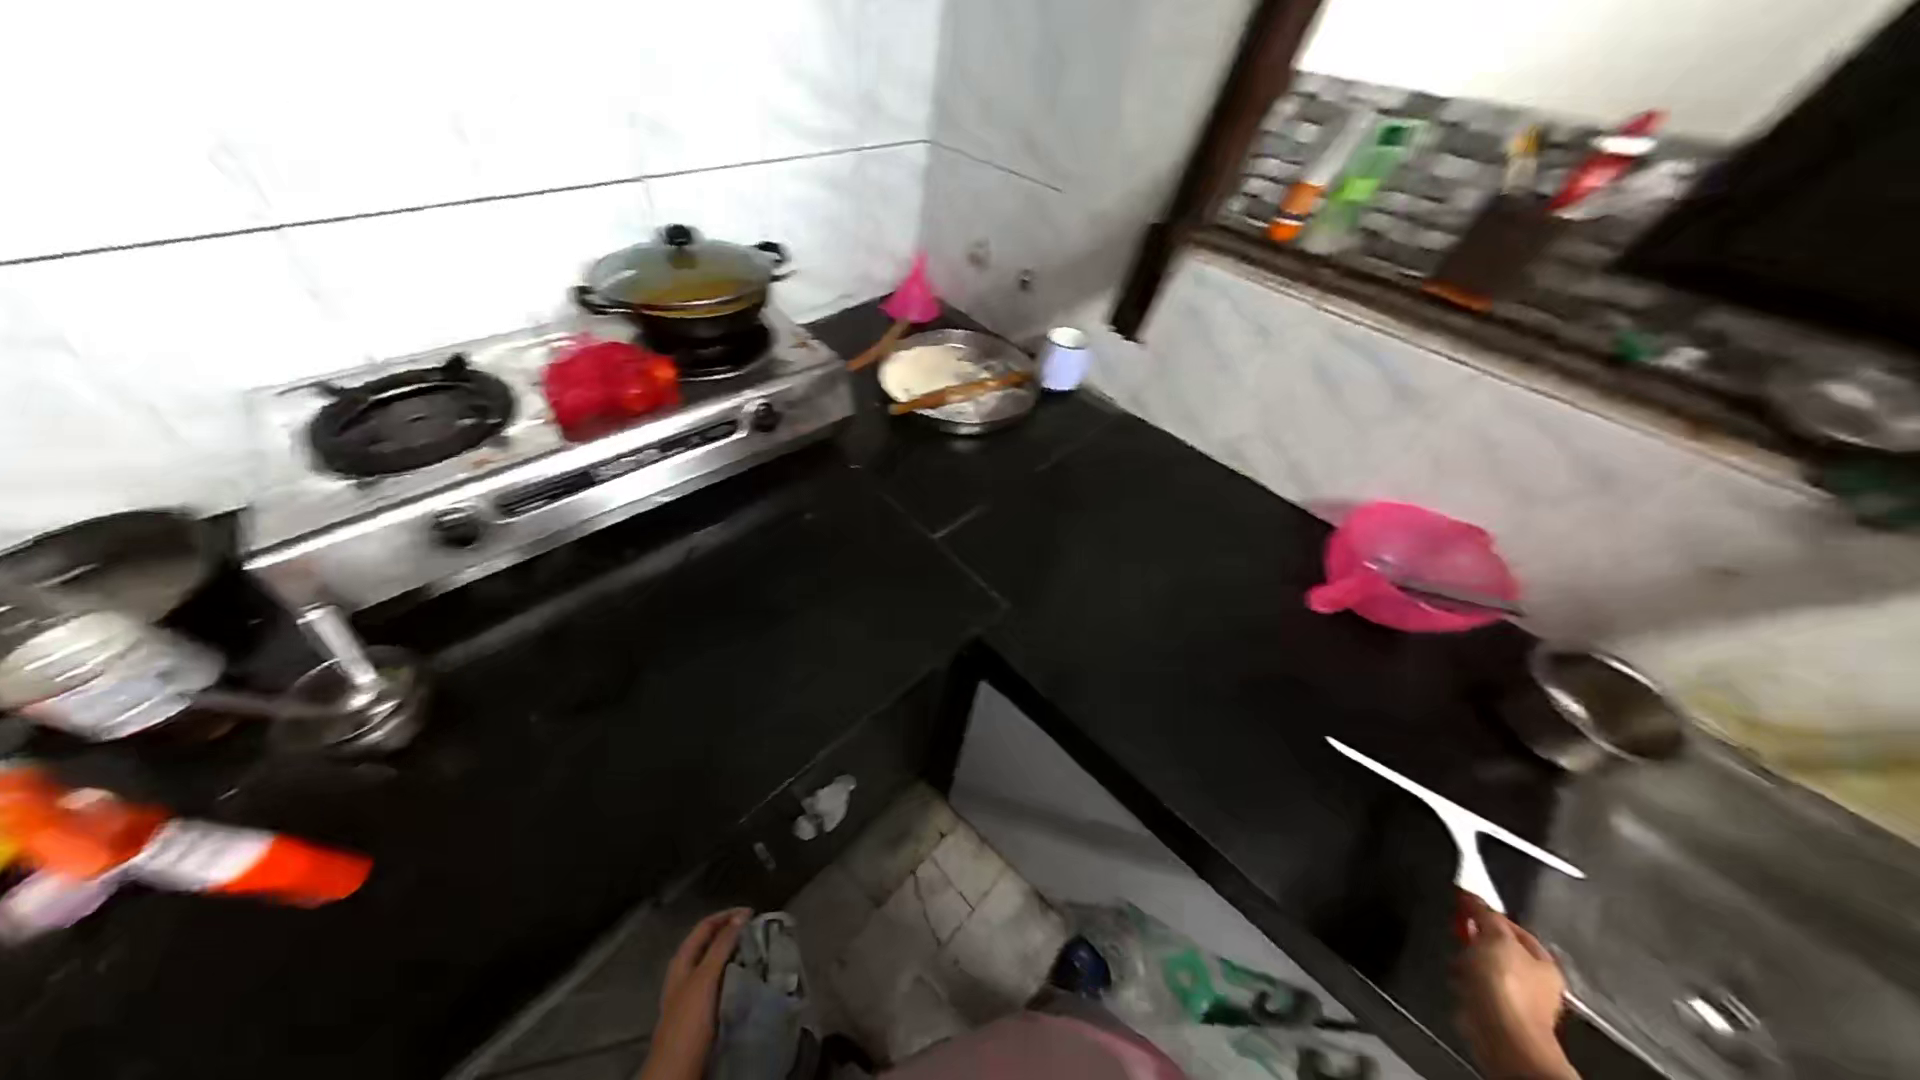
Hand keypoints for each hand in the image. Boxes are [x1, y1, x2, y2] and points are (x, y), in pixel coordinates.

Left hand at [637, 908, 749, 1079]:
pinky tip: (751, 977)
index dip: (727, 916)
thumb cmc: (689, 1021)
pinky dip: (737, 974)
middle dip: (734, 934)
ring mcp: (695, 993)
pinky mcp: (704, 1010)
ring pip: (718, 963)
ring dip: (737, 954)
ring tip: (760, 951)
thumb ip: (721, 946)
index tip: (753, 913)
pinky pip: (723, 983)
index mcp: (682, 961)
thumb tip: (740, 916)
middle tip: (760, 931)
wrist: (677, 1072)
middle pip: (711, 943)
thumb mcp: (705, 978)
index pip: (705, 926)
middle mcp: (687, 973)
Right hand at [1453, 893, 1578, 1079]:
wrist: (1499, 1033)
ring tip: (1455, 954)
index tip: (1463, 904)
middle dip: (1475, 937)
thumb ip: (1485, 914)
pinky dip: (1462, 978)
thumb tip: (1472, 897)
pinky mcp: (1491, 1010)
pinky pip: (1472, 984)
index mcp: (1544, 963)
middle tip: (1458, 928)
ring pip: (1482, 965)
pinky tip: (1455, 975)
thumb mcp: (1496, 936)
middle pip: (1497, 946)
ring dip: (1465, 958)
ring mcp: (1513, 998)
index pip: (1513, 928)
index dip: (1488, 914)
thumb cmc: (1505, 983)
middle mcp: (1534, 981)